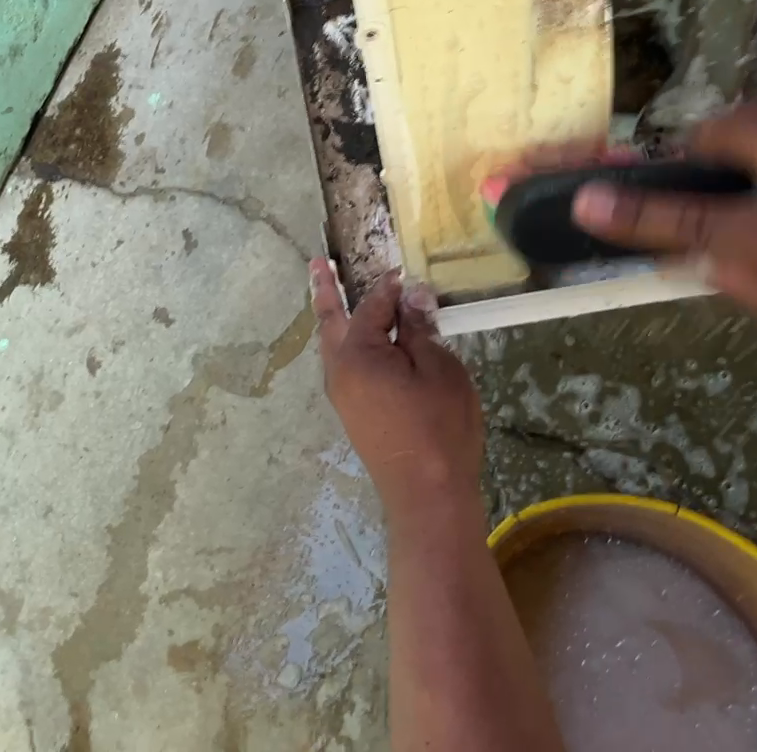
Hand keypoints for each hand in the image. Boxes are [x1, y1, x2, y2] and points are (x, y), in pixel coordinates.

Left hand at [310, 259, 482, 505]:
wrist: (426, 493)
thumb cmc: (438, 427)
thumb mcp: (439, 370)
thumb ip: (419, 330)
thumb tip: (410, 296)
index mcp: (356, 354)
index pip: (370, 308)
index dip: (389, 289)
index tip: (403, 274)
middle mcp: (338, 369)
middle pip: (330, 320)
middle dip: (324, 289)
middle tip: (317, 263)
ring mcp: (340, 393)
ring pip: (333, 343)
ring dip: (333, 317)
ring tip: (329, 292)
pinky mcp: (351, 410)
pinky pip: (344, 364)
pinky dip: (348, 343)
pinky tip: (359, 340)